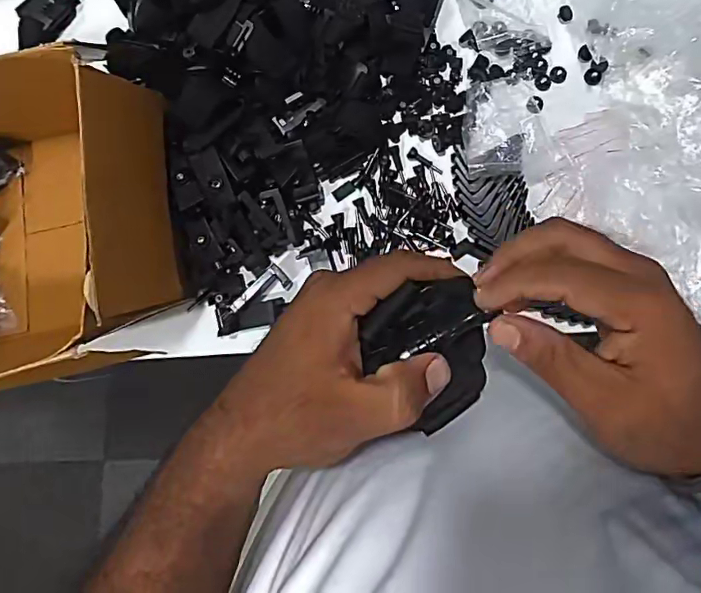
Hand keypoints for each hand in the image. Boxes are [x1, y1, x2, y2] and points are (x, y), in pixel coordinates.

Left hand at [191, 252, 462, 479]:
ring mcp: (316, 303)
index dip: (435, 267)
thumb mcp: (357, 414)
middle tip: (454, 304)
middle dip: (425, 285)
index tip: (460, 277)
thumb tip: (437, 368)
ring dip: (405, 302)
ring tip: (435, 322)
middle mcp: (323, 292)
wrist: (240, 435)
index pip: (396, 265)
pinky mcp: (315, 319)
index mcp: (334, 299)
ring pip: (374, 289)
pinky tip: (399, 339)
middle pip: (387, 272)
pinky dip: (386, 314)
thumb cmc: (281, 417)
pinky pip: (360, 303)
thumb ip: (406, 391)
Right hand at [474, 219, 700, 477]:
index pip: (560, 272)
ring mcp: (638, 270)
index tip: (480, 301)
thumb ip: (551, 359)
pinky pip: (582, 251)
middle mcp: (639, 272)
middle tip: (483, 284)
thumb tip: (501, 325)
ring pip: (571, 237)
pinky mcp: (633, 278)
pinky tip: (527, 285)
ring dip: (529, 253)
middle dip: (516, 253)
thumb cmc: (670, 425)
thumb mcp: (606, 406)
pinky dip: (547, 260)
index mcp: (637, 300)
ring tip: (497, 284)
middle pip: (564, 235)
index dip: (513, 281)